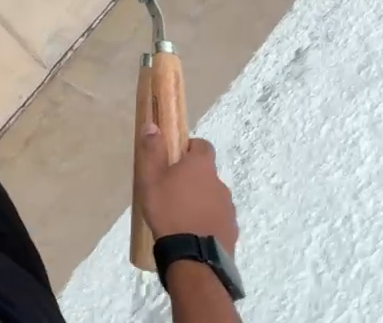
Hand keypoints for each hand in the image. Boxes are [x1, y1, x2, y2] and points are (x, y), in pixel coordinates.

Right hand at [134, 122, 236, 248]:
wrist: (193, 257)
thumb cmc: (168, 210)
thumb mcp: (150, 177)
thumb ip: (152, 150)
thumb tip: (154, 125)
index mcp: (201, 167)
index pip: (203, 146)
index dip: (189, 147)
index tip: (174, 157)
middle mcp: (220, 184)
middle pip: (207, 173)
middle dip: (192, 176)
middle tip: (171, 187)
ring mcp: (229, 209)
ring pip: (212, 195)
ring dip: (200, 198)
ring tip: (180, 212)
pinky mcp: (232, 231)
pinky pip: (217, 216)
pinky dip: (207, 218)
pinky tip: (191, 229)